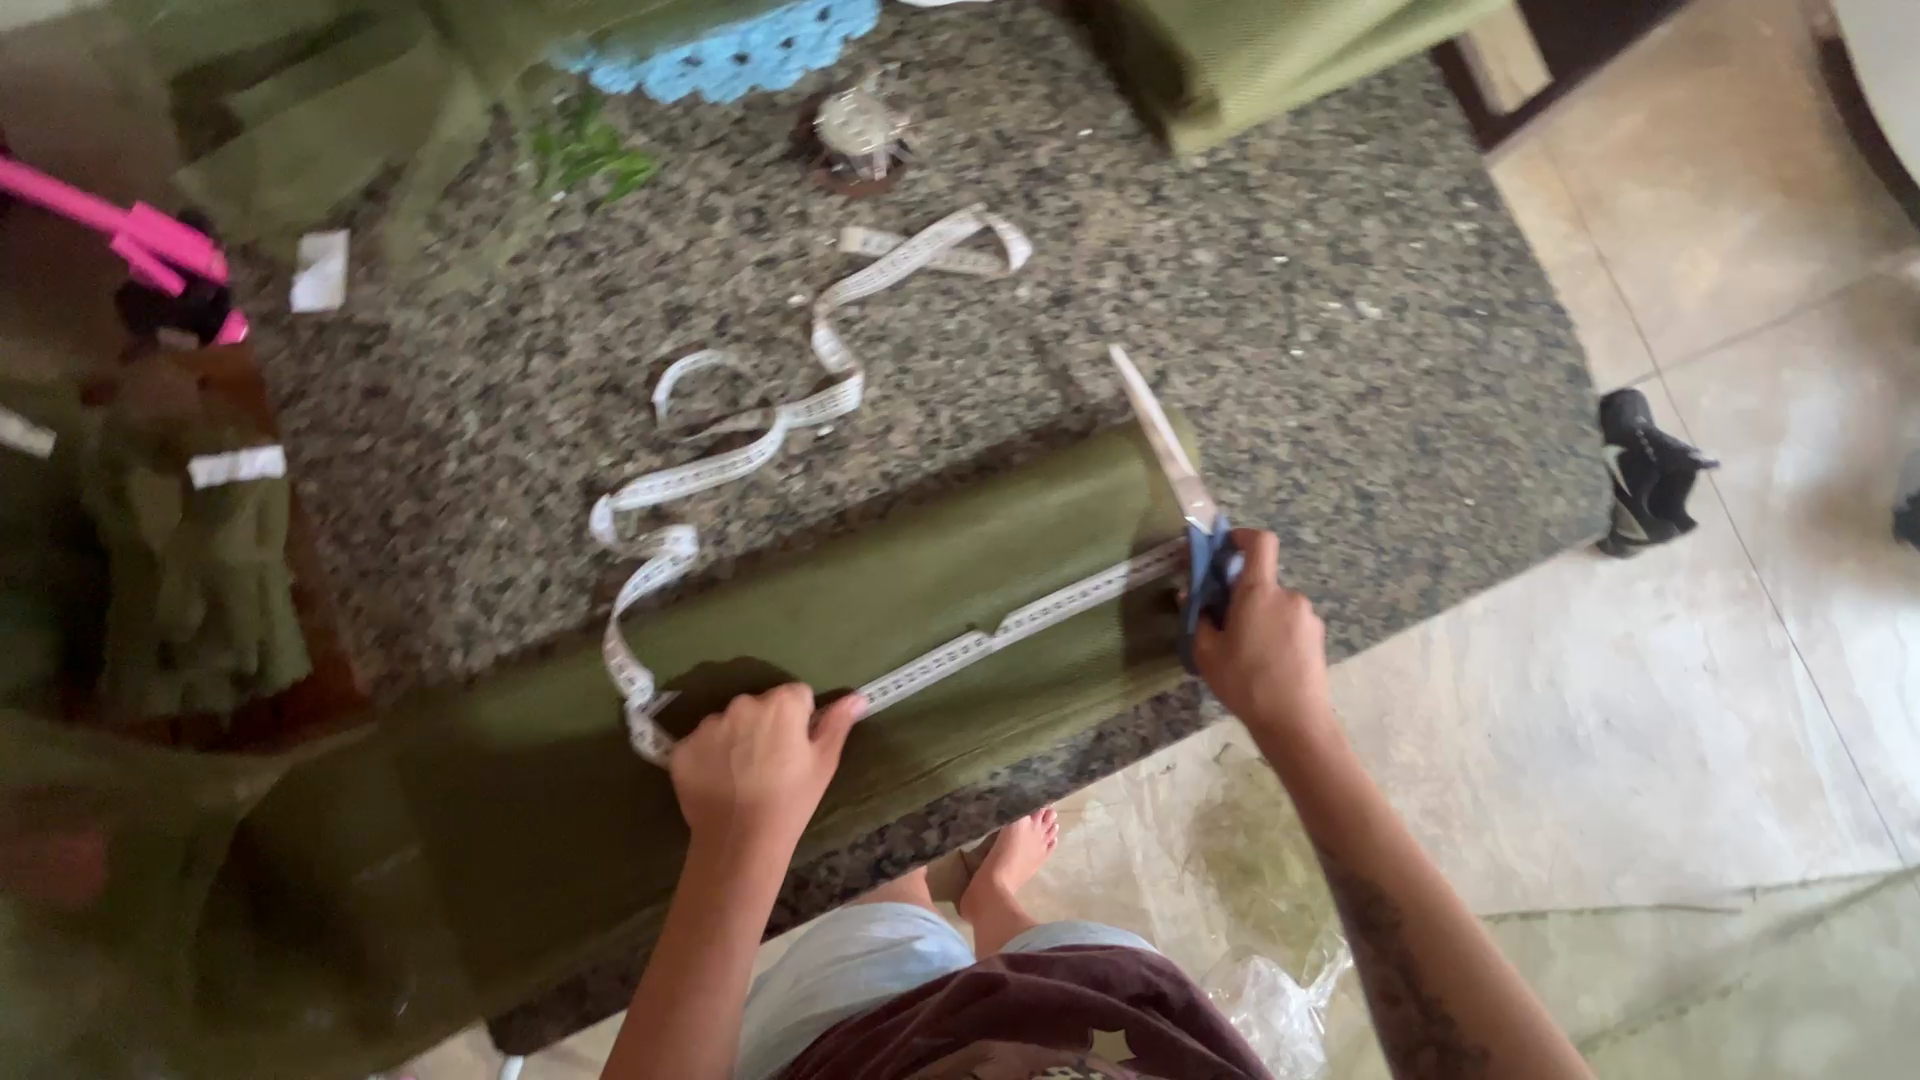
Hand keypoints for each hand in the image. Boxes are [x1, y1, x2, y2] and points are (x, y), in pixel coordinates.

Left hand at [669, 684, 865, 854]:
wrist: (740, 842)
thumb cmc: (791, 801)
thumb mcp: (824, 762)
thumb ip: (838, 722)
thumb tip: (857, 696)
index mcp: (781, 703)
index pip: (796, 694)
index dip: (800, 719)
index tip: (796, 746)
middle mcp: (743, 704)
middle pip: (760, 705)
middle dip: (766, 724)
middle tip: (771, 762)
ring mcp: (709, 724)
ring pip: (729, 721)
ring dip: (737, 737)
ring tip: (743, 774)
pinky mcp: (684, 747)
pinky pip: (702, 742)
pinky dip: (710, 755)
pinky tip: (720, 781)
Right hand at [1191, 529, 1339, 747]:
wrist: (1295, 722)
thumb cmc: (1245, 682)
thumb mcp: (1206, 653)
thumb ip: (1197, 619)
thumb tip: (1189, 598)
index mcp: (1259, 592)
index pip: (1259, 542)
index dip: (1242, 536)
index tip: (1224, 547)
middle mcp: (1288, 596)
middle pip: (1261, 580)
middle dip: (1241, 593)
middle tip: (1222, 621)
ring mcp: (1307, 616)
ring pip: (1275, 604)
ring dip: (1258, 615)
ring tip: (1244, 650)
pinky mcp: (1317, 637)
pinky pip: (1289, 622)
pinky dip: (1274, 631)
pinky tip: (1265, 662)